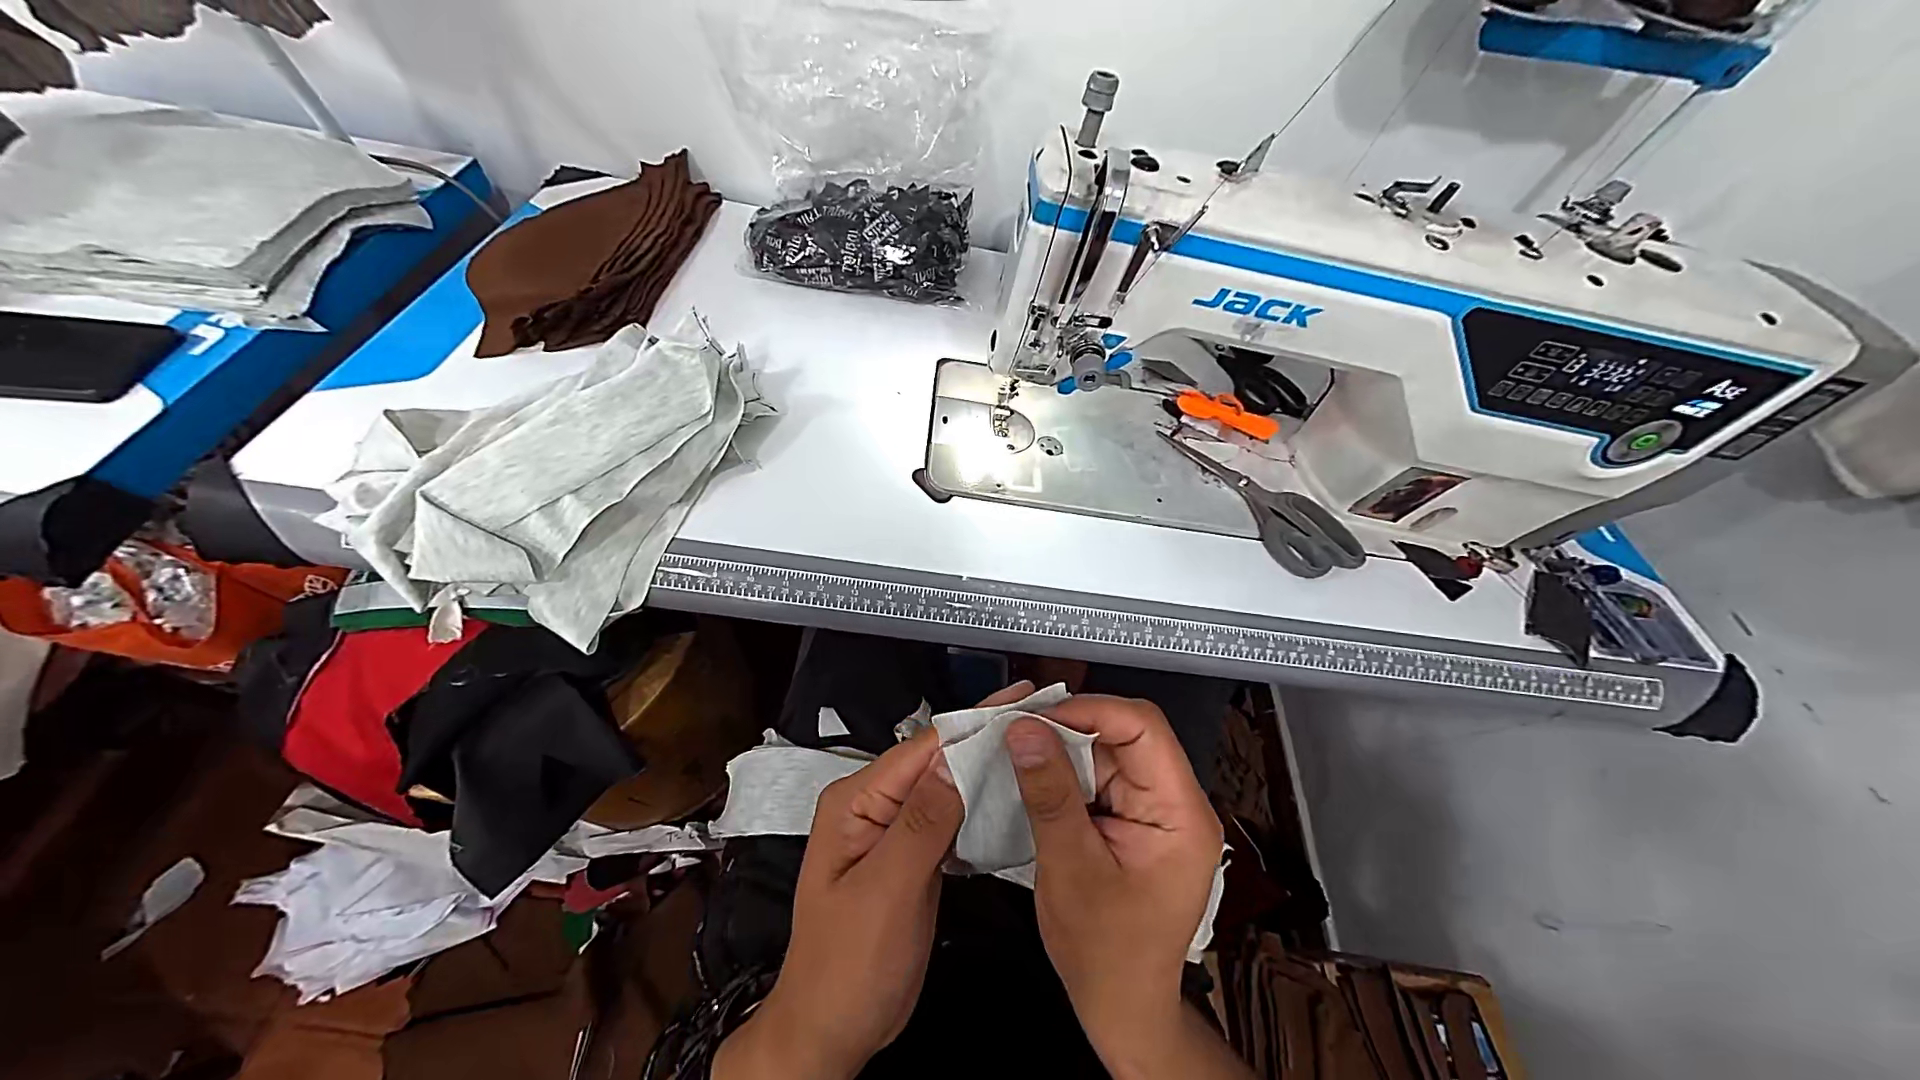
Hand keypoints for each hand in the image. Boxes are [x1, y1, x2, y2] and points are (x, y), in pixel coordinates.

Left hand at [717, 683, 1034, 1079]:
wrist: (831, 1028)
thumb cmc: (847, 966)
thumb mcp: (884, 893)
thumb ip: (921, 825)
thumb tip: (954, 761)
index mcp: (856, 802)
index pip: (922, 749)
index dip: (972, 722)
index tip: (1018, 700)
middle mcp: (874, 805)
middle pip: (936, 760)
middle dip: (984, 737)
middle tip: (1039, 717)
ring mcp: (894, 829)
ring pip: (947, 786)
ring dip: (985, 767)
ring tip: (1033, 746)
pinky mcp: (913, 854)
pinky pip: (950, 816)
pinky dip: (979, 804)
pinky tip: (1010, 795)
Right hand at [1007, 695, 1248, 1079]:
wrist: (1122, 1005)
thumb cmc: (1106, 952)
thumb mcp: (1070, 868)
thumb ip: (1049, 793)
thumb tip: (1025, 729)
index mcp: (1180, 813)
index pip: (1143, 728)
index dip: (1089, 710)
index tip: (1036, 717)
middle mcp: (1174, 802)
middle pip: (1124, 733)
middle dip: (1068, 728)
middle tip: (1017, 732)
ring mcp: (1152, 809)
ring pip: (1105, 750)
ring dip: (1061, 749)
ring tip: (1017, 752)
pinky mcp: (1130, 818)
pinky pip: (1096, 775)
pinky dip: (1062, 771)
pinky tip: (1032, 776)